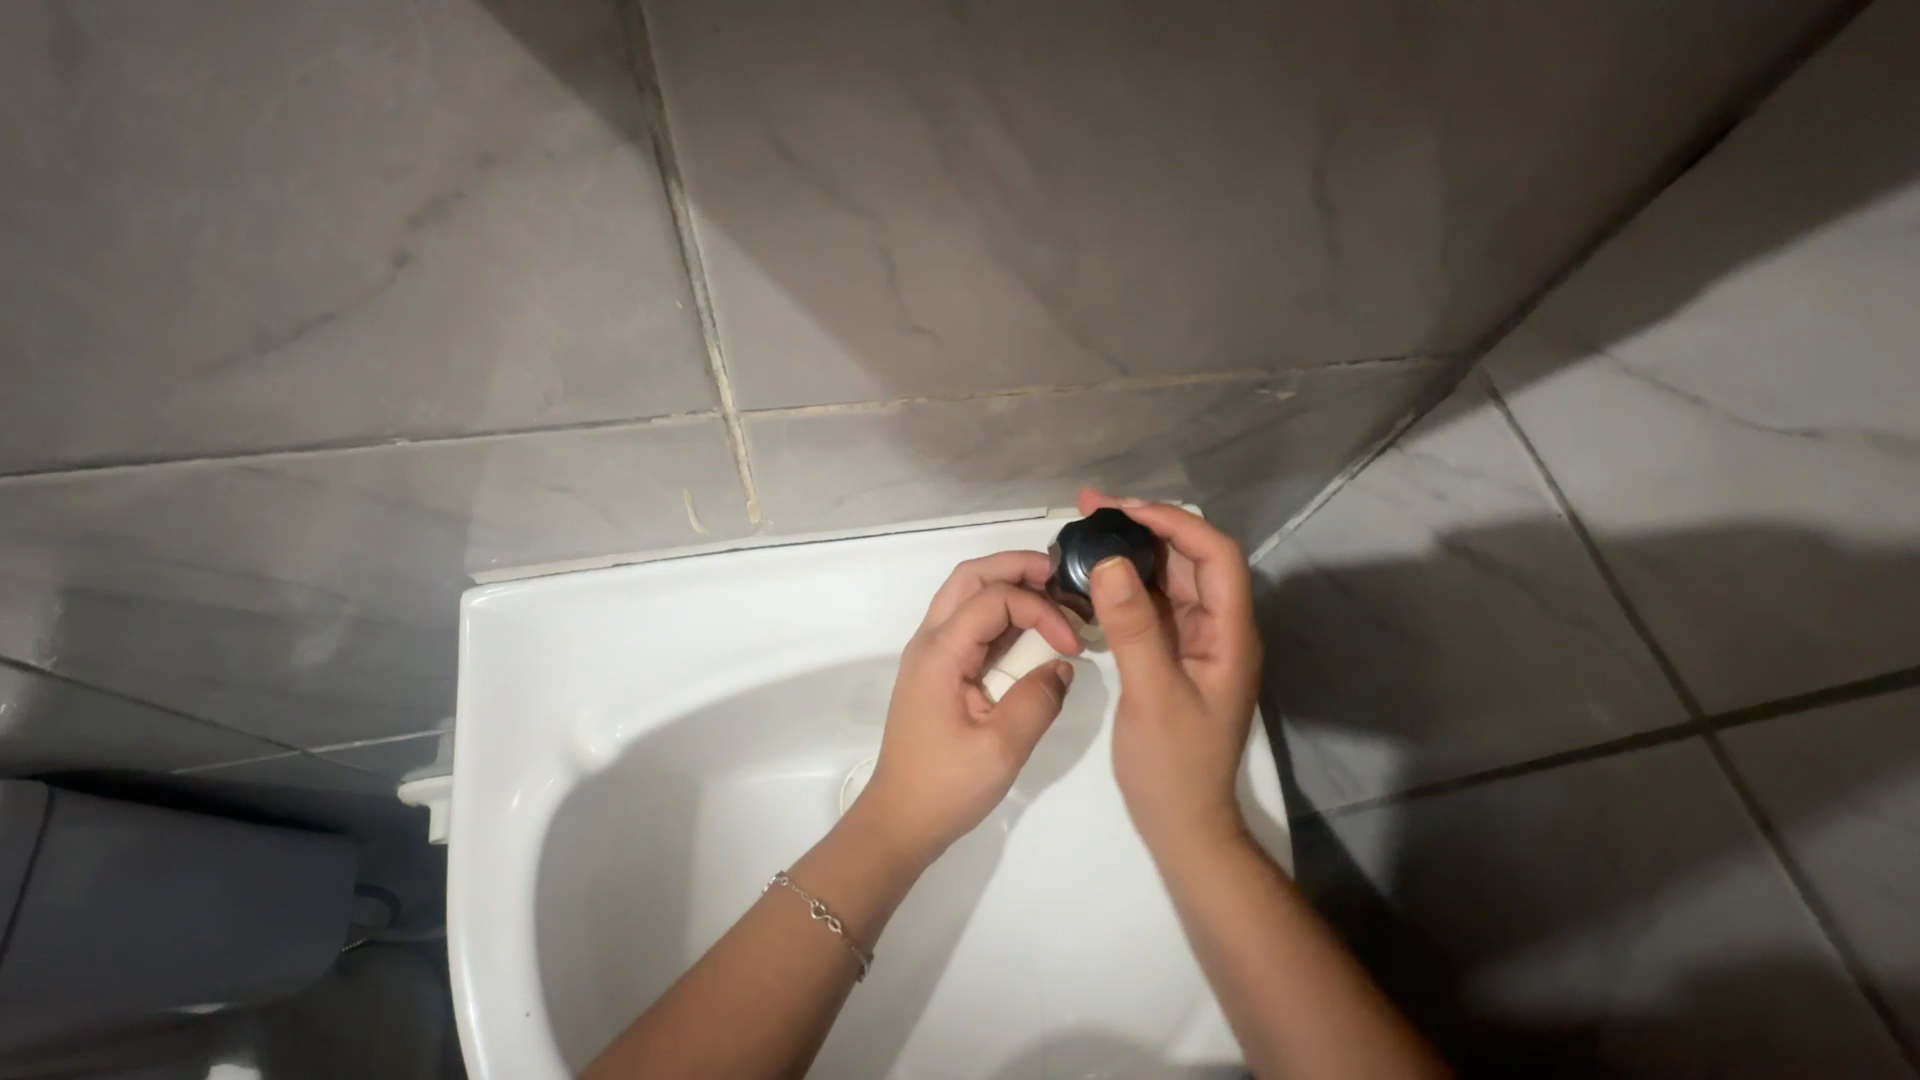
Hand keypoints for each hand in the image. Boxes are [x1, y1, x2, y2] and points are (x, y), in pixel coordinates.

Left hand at [853, 551, 1083, 865]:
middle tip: (1065, 581)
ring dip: (1011, 587)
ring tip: (1056, 599)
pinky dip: (1004, 615)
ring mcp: (932, 654)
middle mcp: (930, 641)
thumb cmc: (946, 786)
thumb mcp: (1002, 748)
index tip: (1074, 644)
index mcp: (940, 652)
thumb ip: (1038, 700)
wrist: (901, 820)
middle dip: (1019, 568)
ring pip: (968, 595)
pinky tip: (1036, 631)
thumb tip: (1062, 666)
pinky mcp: (941, 671)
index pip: (994, 598)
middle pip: (972, 577)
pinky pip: (971, 624)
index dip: (1041, 609)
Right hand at [1079, 489, 1262, 855]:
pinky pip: (1150, 607)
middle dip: (1145, 527)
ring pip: (1167, 580)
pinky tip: (1092, 576)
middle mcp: (1216, 629)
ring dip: (1131, 552)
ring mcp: (1193, 642)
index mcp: (1230, 634)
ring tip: (1085, 531)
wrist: (1181, 822)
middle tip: (1090, 508)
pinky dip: (1123, 585)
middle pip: (1190, 560)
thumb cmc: (1174, 766)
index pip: (1216, 556)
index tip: (1125, 511)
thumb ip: (1133, 628)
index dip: (1177, 524)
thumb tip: (1110, 561)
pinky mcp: (1171, 655)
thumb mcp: (1152, 695)